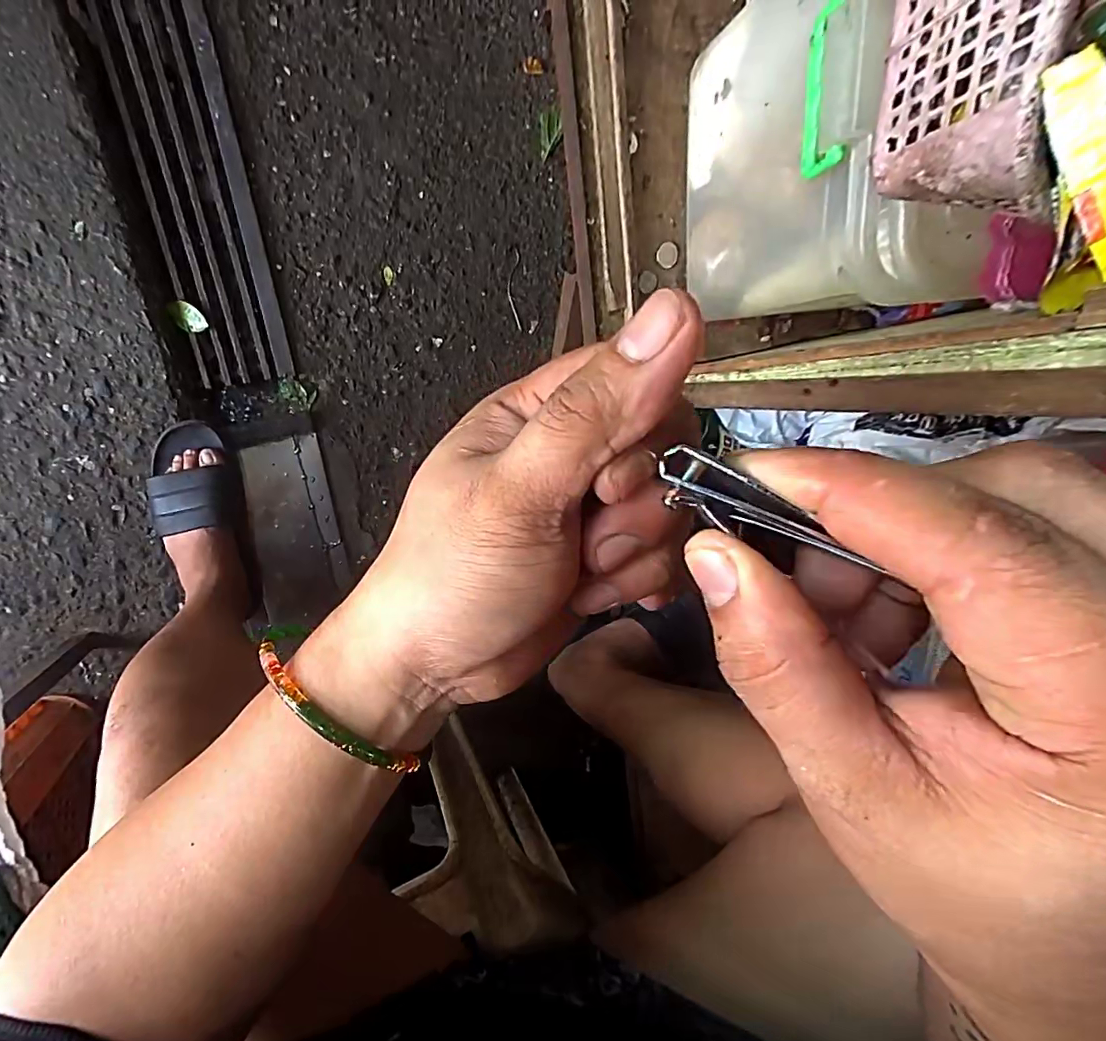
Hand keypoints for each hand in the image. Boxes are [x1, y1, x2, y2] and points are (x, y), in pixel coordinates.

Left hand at [330, 290, 701, 729]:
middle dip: (639, 503)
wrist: (432, 666)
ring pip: (667, 502)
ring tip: (581, 577)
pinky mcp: (601, 554)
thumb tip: (674, 309)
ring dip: (636, 551)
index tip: (606, 485)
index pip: (630, 377)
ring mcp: (584, 506)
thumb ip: (593, 410)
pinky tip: (600, 596)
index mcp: (532, 413)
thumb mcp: (518, 490)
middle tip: (590, 541)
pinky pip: (661, 548)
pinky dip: (641, 578)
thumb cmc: (453, 573)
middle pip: (660, 443)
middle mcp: (564, 451)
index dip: (641, 429)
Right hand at [684, 443, 1105, 1040]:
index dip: (865, 495)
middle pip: (1036, 500)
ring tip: (860, 604)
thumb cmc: (961, 887)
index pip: (999, 560)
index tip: (760, 470)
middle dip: (886, 512)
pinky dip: (964, 538)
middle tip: (798, 567)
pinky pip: (1079, 519)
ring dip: (922, 524)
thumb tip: (715, 553)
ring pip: (1057, 493)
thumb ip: (777, 667)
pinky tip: (921, 605)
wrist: (1090, 947)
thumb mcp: (844, 787)